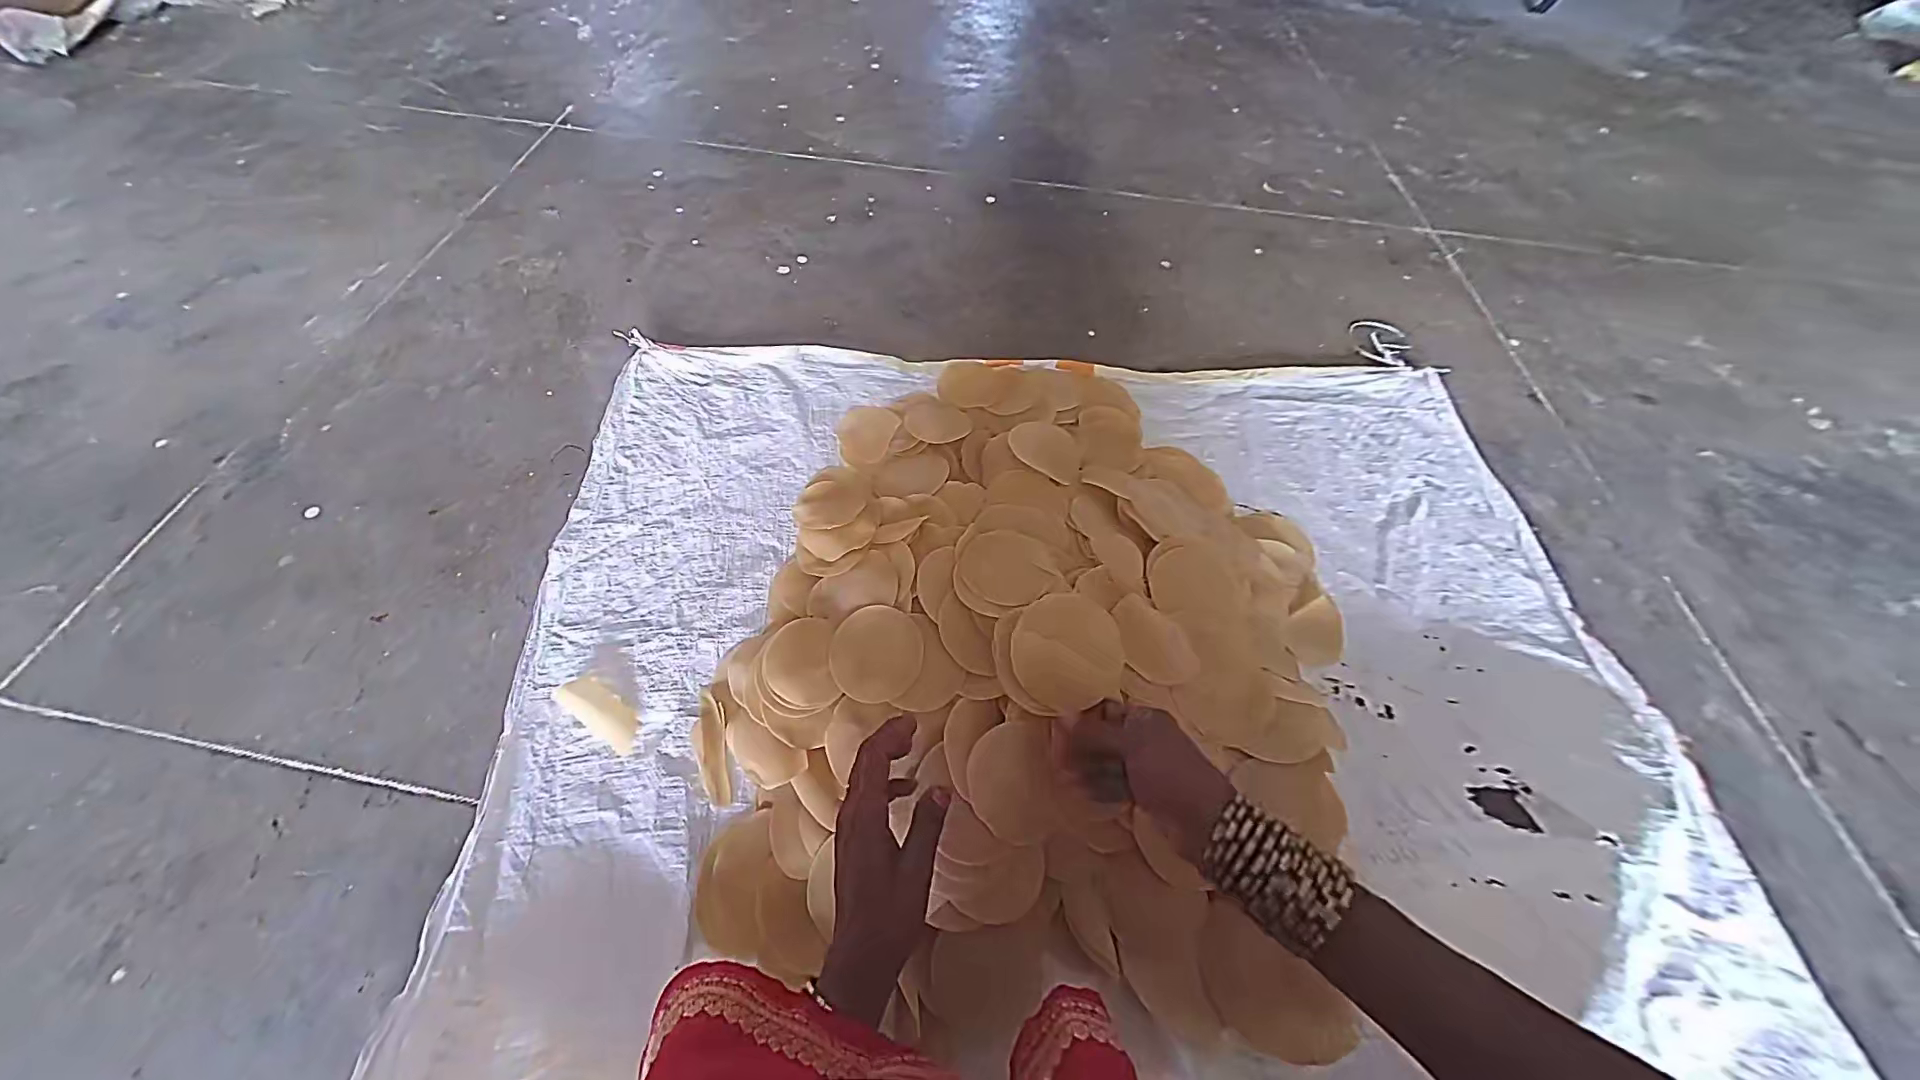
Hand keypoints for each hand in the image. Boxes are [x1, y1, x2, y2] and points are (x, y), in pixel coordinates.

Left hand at [815, 715, 949, 1027]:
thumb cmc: (890, 915)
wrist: (860, 954)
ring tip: (909, 749)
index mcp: (864, 818)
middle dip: (884, 740)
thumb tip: (940, 788)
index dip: (888, 736)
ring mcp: (847, 829)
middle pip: (861, 764)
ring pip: (860, 779)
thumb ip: (927, 825)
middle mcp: (849, 817)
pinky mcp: (851, 841)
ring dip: (882, 758)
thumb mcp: (916, 869)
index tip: (911, 723)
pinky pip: (863, 798)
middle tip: (911, 728)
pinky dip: (882, 783)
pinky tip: (905, 791)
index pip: (870, 761)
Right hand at [1053, 700, 1234, 862]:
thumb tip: (1062, 716)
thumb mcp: (1130, 747)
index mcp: (1146, 718)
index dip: (1082, 719)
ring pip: (1107, 762)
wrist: (1205, 823)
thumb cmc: (1169, 773)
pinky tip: (1082, 791)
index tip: (1058, 730)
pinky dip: (1099, 786)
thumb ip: (1094, 733)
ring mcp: (1145, 766)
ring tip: (1064, 778)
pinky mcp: (1144, 792)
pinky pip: (1115, 783)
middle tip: (1057, 758)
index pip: (1106, 710)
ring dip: (1085, 768)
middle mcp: (1145, 738)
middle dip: (1080, 747)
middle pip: (1104, 737)